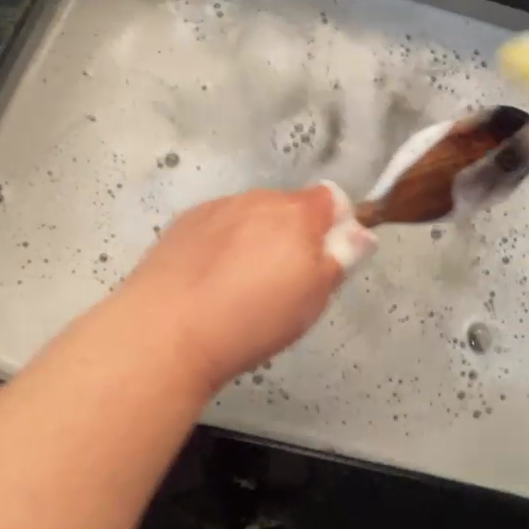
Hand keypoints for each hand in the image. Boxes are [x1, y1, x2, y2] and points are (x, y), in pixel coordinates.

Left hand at [116, 185, 373, 396]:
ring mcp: (219, 208)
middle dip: (294, 235)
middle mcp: (259, 199)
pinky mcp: (185, 223)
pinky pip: (219, 226)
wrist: (167, 330)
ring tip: (241, 288)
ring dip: (256, 239)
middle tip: (284, 283)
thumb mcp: (313, 298)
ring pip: (252, 216)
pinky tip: (210, 282)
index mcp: (298, 213)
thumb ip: (341, 258)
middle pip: (290, 207)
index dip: (336, 225)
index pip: (332, 198)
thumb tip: (361, 233)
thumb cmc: (252, 318)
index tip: (326, 259)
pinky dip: (222, 245)